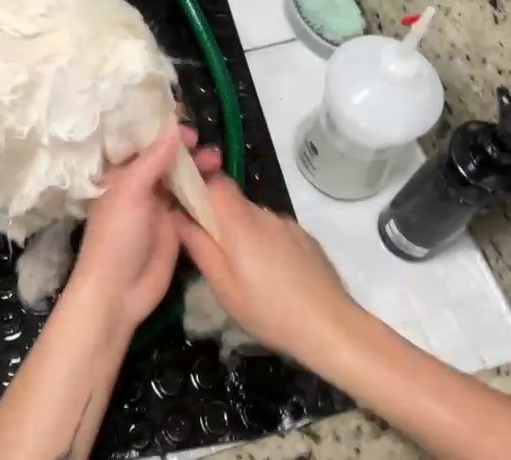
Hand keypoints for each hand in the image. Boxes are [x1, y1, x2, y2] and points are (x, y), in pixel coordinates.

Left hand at [66, 125, 221, 332]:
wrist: (119, 293)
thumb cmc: (116, 236)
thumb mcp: (131, 192)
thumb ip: (152, 160)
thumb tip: (172, 127)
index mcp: (120, 174)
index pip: (141, 142)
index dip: (160, 129)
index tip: (184, 117)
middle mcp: (139, 186)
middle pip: (165, 159)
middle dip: (184, 148)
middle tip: (204, 142)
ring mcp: (158, 207)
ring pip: (181, 179)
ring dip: (197, 167)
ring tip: (216, 160)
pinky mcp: (175, 226)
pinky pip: (192, 202)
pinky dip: (205, 191)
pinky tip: (220, 182)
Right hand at [174, 175, 361, 361]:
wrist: (332, 328)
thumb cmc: (270, 311)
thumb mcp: (224, 287)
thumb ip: (199, 247)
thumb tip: (178, 216)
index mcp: (241, 222)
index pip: (216, 182)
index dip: (201, 188)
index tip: (191, 211)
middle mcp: (265, 214)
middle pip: (235, 203)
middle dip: (222, 222)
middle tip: (220, 258)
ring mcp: (289, 225)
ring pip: (256, 219)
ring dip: (246, 236)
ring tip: (251, 275)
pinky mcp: (307, 239)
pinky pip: (277, 232)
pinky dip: (269, 246)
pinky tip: (277, 278)